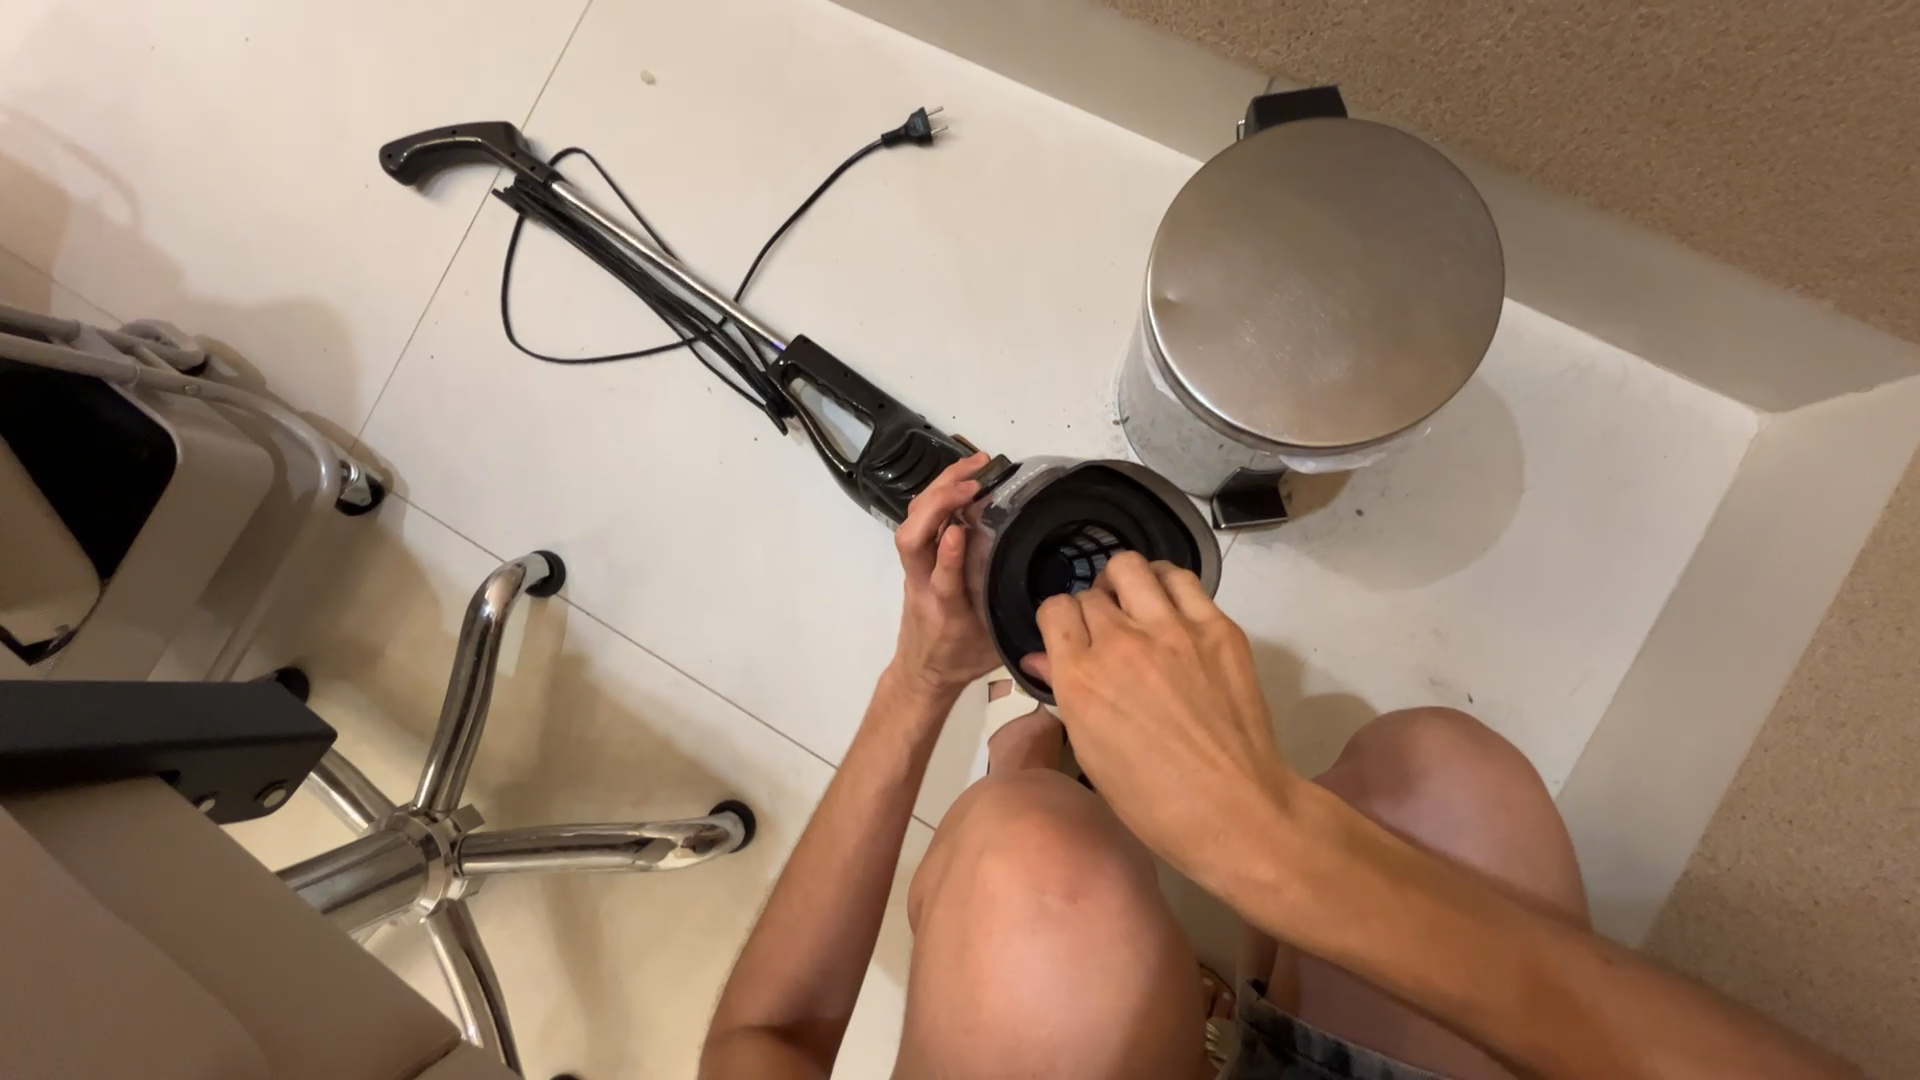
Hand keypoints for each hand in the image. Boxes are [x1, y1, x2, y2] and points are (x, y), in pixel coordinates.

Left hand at [889, 452, 1000, 699]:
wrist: (922, 672)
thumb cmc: (960, 660)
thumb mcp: (994, 649)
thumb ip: (1015, 622)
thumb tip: (1059, 607)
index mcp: (945, 612)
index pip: (940, 581)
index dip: (946, 555)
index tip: (960, 529)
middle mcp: (922, 585)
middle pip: (911, 540)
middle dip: (937, 504)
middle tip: (976, 479)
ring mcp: (915, 570)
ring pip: (910, 523)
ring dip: (938, 489)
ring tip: (974, 466)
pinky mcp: (916, 559)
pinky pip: (918, 520)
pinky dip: (938, 494)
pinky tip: (963, 477)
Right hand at [1023, 553, 1298, 884]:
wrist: (1235, 810)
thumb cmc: (1151, 799)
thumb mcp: (1090, 751)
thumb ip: (1062, 691)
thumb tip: (1038, 658)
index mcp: (1081, 678)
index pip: (1054, 610)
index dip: (1057, 621)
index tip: (1068, 636)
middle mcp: (1119, 643)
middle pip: (1090, 593)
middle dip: (1091, 609)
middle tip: (1106, 632)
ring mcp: (1171, 630)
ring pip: (1130, 567)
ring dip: (1123, 583)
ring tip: (1134, 606)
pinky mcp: (1216, 628)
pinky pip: (1181, 579)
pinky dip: (1165, 584)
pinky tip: (1168, 606)